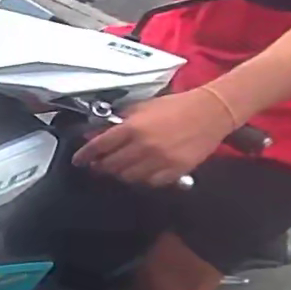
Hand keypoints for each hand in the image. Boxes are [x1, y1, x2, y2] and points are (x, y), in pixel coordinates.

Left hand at [71, 91, 235, 186]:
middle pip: (111, 165)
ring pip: (127, 177)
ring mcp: (159, 161)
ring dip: (120, 174)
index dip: (85, 155)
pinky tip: (141, 172)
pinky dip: (142, 179)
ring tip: (120, 167)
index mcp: (133, 128)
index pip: (100, 146)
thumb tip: (96, 132)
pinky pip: (149, 183)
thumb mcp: (142, 107)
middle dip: (101, 166)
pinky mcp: (174, 171)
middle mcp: (144, 146)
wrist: (211, 111)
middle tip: (98, 165)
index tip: (78, 160)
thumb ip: (118, 120)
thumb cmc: (177, 106)